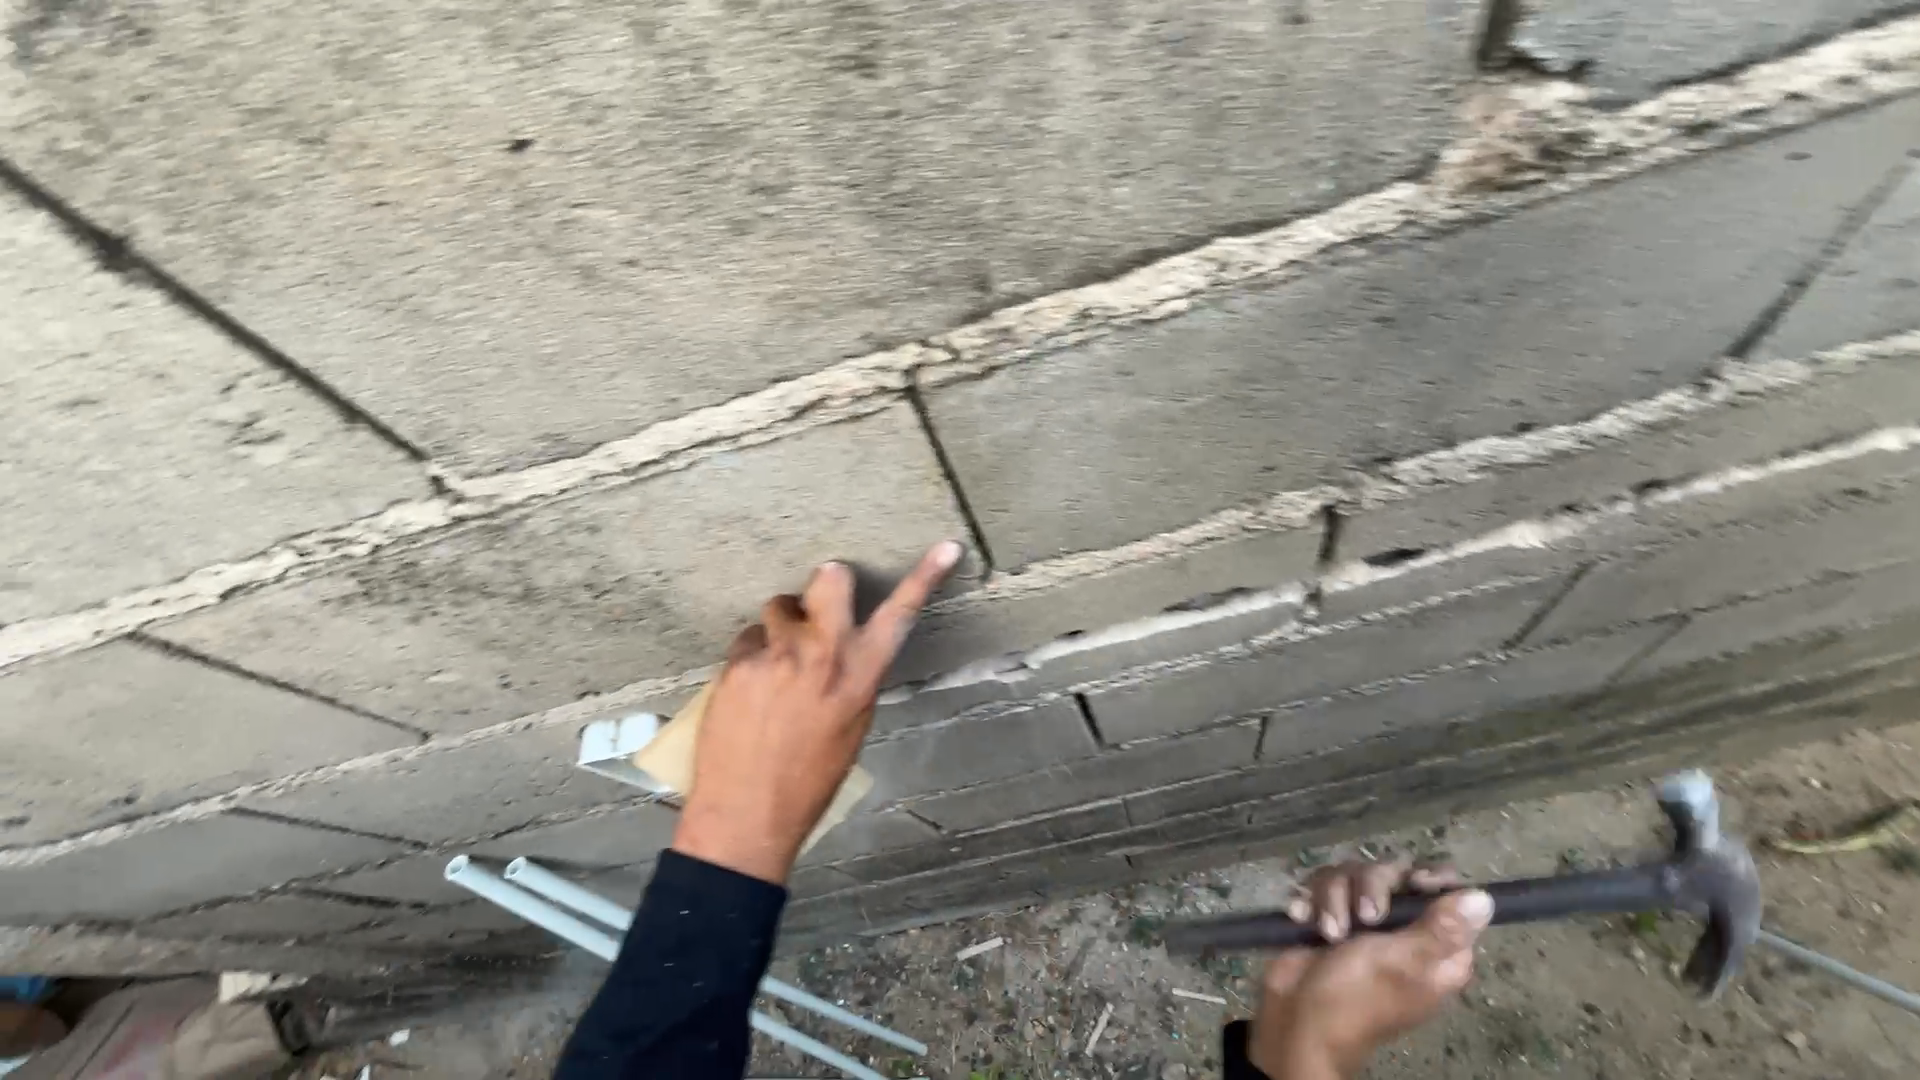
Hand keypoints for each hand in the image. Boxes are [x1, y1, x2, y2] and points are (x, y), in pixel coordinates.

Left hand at [671, 540, 965, 884]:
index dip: (926, 577)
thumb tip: (848, 643)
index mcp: (862, 677)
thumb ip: (856, 675)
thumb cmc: (810, 778)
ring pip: (778, 607)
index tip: (947, 546)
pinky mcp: (738, 665)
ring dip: (780, 626)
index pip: (901, 615)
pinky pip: (747, 639)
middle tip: (817, 602)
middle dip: (826, 582)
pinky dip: (751, 656)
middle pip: (830, 578)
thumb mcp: (853, 725)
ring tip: (776, 665)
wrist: (747, 816)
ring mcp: (778, 656)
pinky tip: (749, 690)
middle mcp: (824, 656)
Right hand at [1248, 859, 1491, 1079]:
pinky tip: (1302, 919)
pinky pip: (1319, 887)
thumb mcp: (1401, 963)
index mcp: (1434, 948)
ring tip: (1327, 931)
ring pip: (1348, 875)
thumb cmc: (1355, 996)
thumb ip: (1440, 929)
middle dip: (1366, 888)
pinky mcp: (1327, 917)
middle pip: (1390, 874)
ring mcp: (1360, 922)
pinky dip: (1309, 902)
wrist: (1297, 1018)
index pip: (1445, 893)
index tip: (1409, 882)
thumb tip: (1484, 898)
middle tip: (1363, 917)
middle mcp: (1401, 930)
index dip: (1427, 879)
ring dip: (1331, 900)